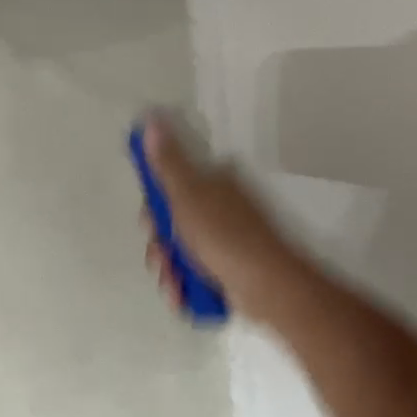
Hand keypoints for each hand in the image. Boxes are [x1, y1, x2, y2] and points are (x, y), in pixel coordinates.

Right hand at [139, 114, 310, 324]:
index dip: (153, 208)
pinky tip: (184, 295)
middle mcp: (219, 208)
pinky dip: (185, 287)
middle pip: (171, 224)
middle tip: (163, 260)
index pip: (169, 188)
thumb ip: (167, 163)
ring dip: (169, 272)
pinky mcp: (226, 270)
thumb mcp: (188, 196)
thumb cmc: (225, 237)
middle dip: (160, 247)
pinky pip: (193, 275)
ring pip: (179, 253)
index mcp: (213, 184)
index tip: (149, 224)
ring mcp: (224, 241)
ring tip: (176, 285)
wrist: (266, 287)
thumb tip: (153, 120)